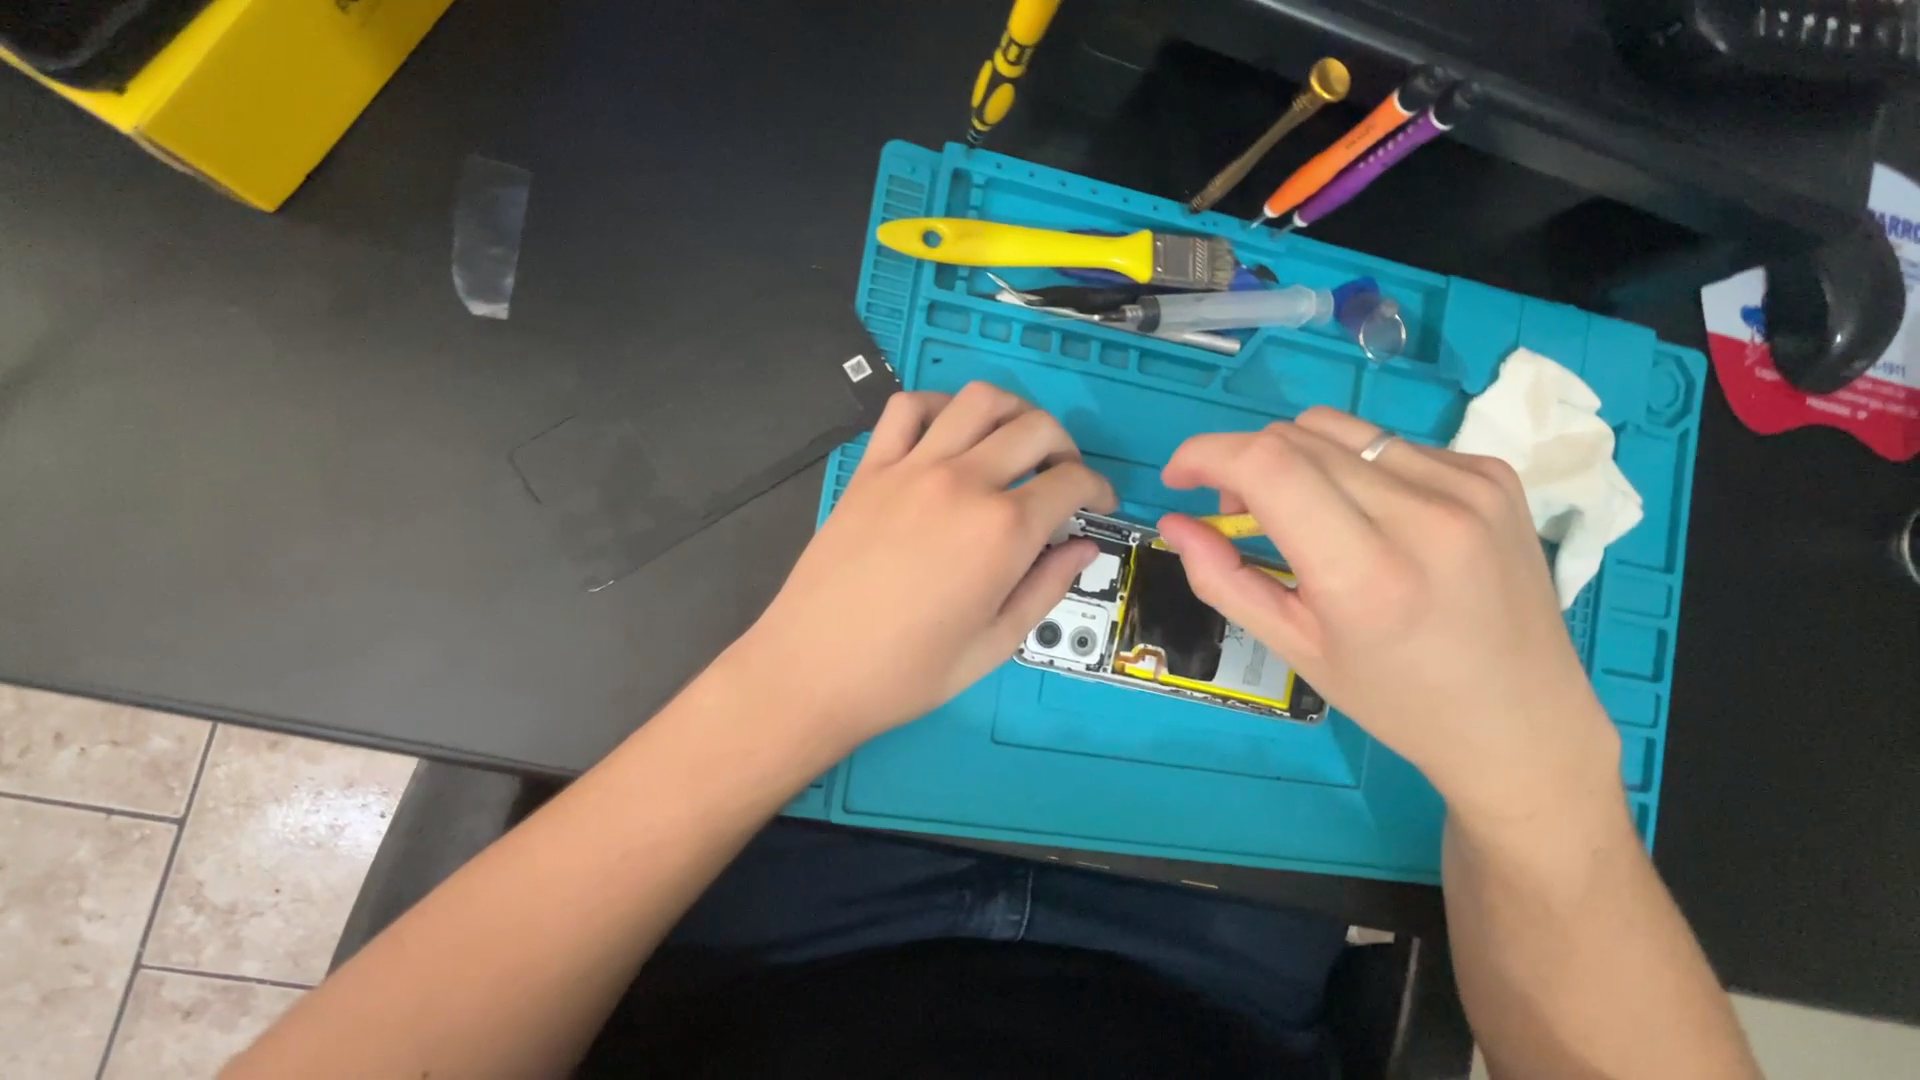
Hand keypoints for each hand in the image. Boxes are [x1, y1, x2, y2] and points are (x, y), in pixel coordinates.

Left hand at [727, 383, 1115, 748]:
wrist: (813, 670)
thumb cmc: (907, 673)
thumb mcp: (995, 644)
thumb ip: (1047, 587)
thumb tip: (1083, 548)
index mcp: (1002, 531)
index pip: (1071, 481)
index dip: (1098, 489)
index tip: (1098, 504)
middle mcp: (962, 483)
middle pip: (1035, 427)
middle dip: (1066, 446)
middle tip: (1063, 477)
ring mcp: (911, 468)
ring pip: (978, 400)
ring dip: (1013, 411)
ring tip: (1015, 442)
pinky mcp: (870, 468)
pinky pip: (908, 407)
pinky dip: (939, 405)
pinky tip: (949, 434)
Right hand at [1155, 407, 1621, 826]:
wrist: (1523, 722)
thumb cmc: (1396, 699)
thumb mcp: (1295, 648)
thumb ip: (1223, 579)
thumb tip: (1173, 521)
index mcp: (1365, 570)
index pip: (1267, 464)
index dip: (1205, 455)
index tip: (1179, 478)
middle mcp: (1423, 512)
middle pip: (1296, 436)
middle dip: (1243, 462)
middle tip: (1236, 510)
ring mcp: (1468, 485)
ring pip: (1340, 429)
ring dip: (1296, 459)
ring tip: (1301, 511)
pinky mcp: (1495, 475)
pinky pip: (1390, 443)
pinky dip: (1353, 466)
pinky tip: (1368, 516)